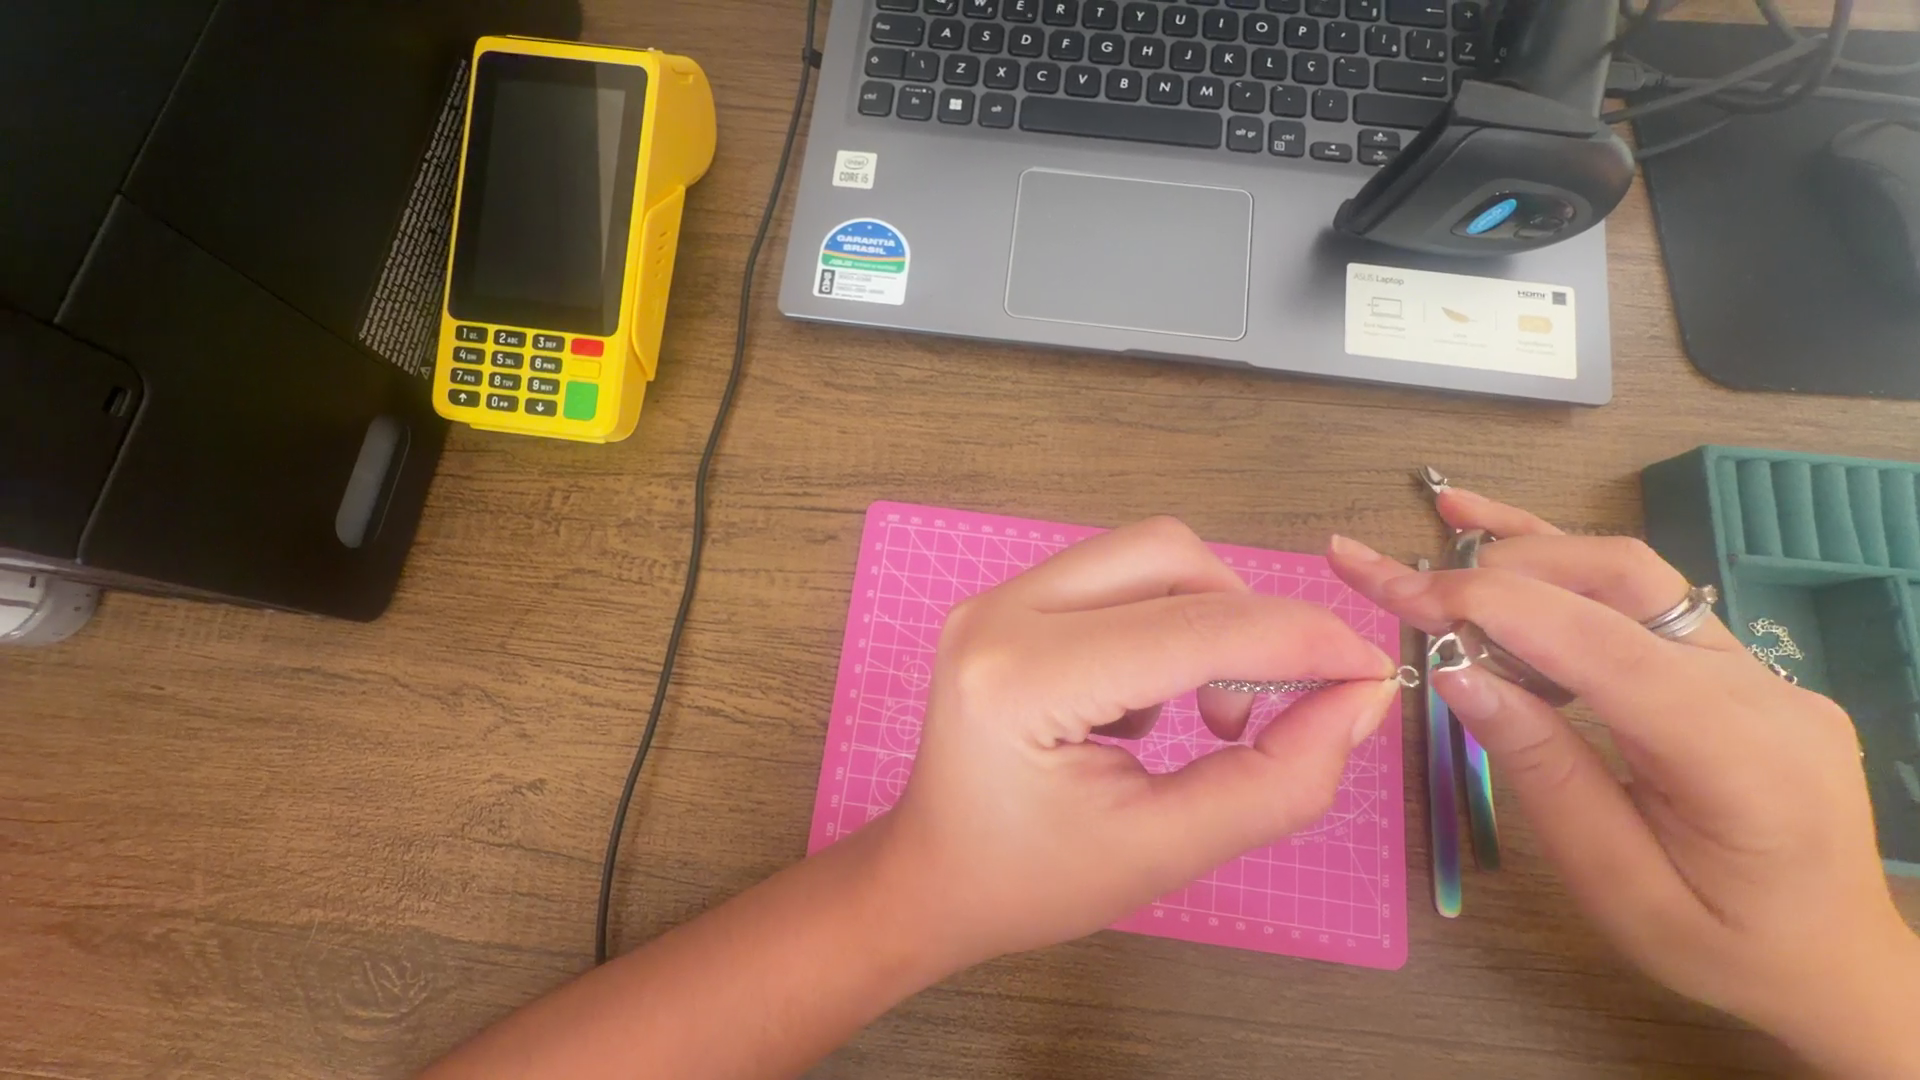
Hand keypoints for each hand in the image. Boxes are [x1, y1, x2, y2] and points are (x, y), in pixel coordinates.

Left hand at [874, 516, 1399, 968]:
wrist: (932, 874)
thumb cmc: (1032, 879)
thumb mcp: (1164, 852)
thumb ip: (1277, 781)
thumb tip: (1359, 699)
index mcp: (1023, 678)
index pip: (1190, 630)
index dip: (1300, 641)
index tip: (1371, 669)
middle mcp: (1000, 612)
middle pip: (1165, 553)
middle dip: (1244, 620)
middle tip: (1256, 712)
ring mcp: (994, 598)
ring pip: (1142, 556)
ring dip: (1203, 619)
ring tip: (1201, 714)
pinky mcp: (1004, 602)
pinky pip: (1114, 580)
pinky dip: (1160, 626)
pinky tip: (1141, 703)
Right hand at [1330, 490, 1919, 1076]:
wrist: (1834, 965)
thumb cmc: (1721, 944)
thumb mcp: (1614, 881)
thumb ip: (1540, 768)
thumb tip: (1453, 670)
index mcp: (1735, 752)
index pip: (1591, 640)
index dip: (1482, 604)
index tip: (1388, 593)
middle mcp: (1756, 685)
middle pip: (1607, 582)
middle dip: (1483, 574)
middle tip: (1385, 584)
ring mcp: (1749, 664)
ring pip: (1617, 568)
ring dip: (1511, 551)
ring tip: (1418, 552)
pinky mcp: (1725, 659)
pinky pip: (1631, 588)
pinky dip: (1551, 552)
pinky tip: (1486, 525)